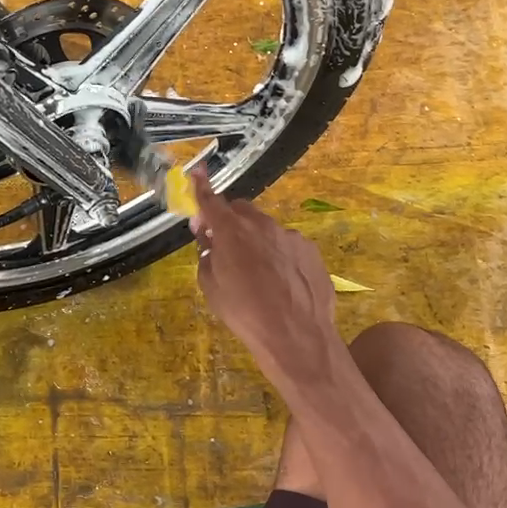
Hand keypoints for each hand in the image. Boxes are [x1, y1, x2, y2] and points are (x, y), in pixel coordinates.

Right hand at [191, 169, 339, 376]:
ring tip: (258, 274)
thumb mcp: (211, 286)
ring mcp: (290, 236)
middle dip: (230, 222)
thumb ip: (207, 256)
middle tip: (224, 246)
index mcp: (231, 231)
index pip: (211, 201)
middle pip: (241, 211)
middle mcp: (261, 225)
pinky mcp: (311, 251)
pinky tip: (281, 282)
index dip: (200, 187)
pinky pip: (287, 246)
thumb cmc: (244, 313)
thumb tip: (209, 241)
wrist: (296, 336)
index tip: (196, 171)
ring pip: (266, 229)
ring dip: (256, 241)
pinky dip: (279, 256)